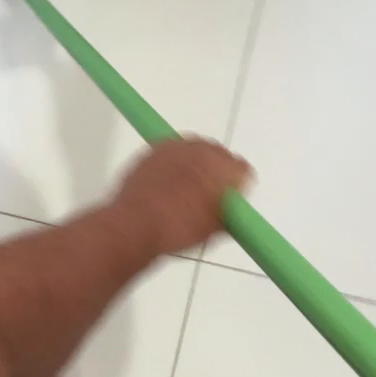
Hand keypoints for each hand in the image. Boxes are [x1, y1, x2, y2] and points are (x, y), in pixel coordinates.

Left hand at [110, 138, 252, 254]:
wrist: (133, 224)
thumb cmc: (176, 229)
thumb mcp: (211, 230)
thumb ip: (227, 214)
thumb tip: (228, 213)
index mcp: (223, 167)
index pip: (242, 169)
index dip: (236, 185)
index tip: (228, 199)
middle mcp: (201, 149)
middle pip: (218, 154)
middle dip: (216, 170)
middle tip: (206, 194)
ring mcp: (174, 146)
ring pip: (193, 149)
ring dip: (193, 164)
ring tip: (184, 188)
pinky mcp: (151, 149)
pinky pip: (170, 152)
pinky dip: (172, 163)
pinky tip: (165, 183)